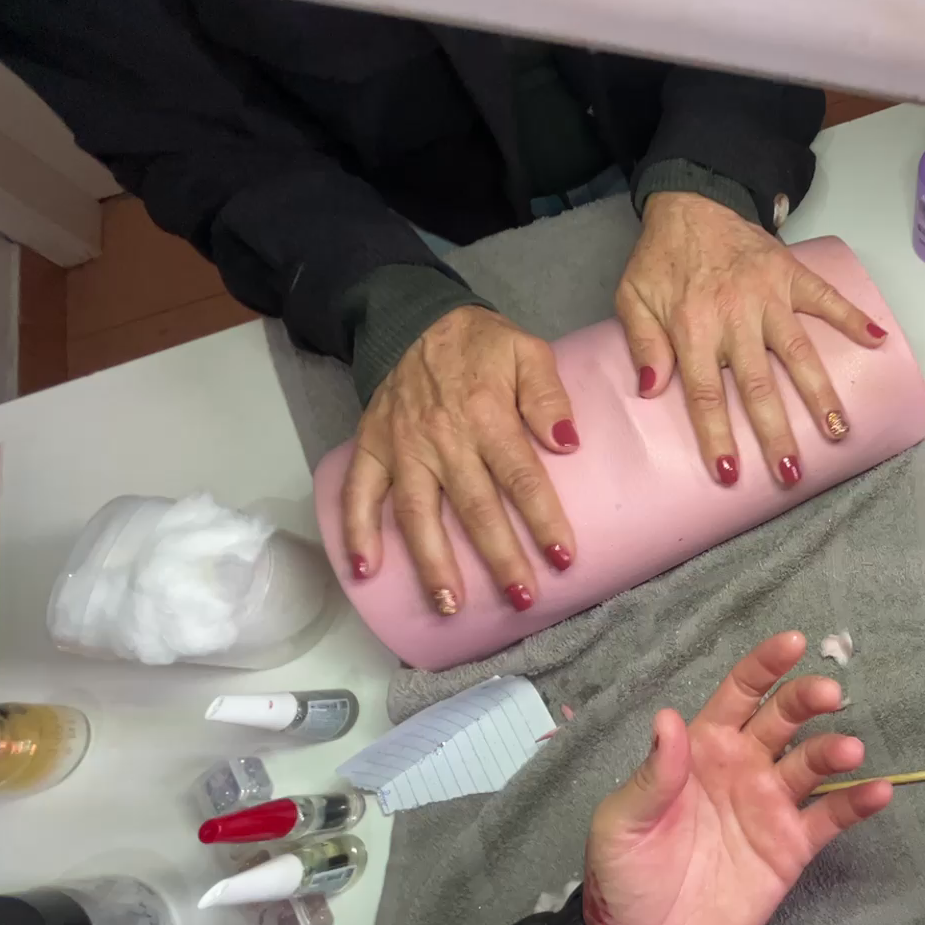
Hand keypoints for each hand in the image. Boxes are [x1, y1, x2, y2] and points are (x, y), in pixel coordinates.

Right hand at [343, 306, 576, 615]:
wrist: (416, 319)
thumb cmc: (484, 344)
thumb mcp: (529, 353)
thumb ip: (548, 398)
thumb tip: (568, 443)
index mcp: (488, 417)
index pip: (522, 479)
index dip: (543, 521)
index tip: (564, 558)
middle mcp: (443, 440)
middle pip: (476, 509)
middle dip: (500, 557)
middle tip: (523, 598)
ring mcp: (402, 448)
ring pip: (418, 514)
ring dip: (432, 563)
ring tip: (450, 605)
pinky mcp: (370, 448)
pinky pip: (358, 495)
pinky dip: (357, 533)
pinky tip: (366, 573)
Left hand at [582, 632, 892, 924]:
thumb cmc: (625, 876)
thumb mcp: (623, 821)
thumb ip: (653, 773)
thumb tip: (668, 718)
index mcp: (705, 746)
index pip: (741, 693)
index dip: (765, 666)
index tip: (793, 643)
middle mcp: (745, 764)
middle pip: (784, 717)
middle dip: (807, 699)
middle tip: (829, 694)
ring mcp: (771, 804)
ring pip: (811, 762)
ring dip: (834, 750)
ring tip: (850, 751)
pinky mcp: (791, 846)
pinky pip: (829, 817)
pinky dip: (856, 802)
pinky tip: (878, 791)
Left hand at [617, 192, 886, 487]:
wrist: (690, 201)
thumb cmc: (661, 258)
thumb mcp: (632, 297)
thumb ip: (642, 344)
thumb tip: (651, 389)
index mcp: (693, 327)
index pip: (705, 393)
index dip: (717, 435)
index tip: (730, 473)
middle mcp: (735, 316)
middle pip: (757, 384)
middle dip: (775, 431)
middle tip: (791, 472)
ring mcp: (769, 296)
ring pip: (798, 352)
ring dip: (819, 394)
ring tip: (838, 430)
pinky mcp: (792, 275)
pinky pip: (826, 299)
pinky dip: (853, 318)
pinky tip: (878, 341)